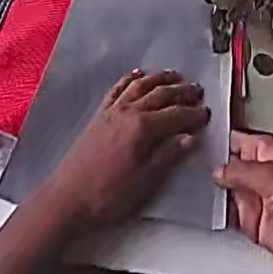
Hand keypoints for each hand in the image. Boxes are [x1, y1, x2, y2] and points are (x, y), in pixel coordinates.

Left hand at [30, 69, 209, 225]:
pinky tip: (137, 74)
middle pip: (161, 95)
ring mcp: (113, 111)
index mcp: (142, 128)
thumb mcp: (144, 182)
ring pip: (141, 86)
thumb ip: (168, 156)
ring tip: (175, 75)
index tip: (206, 113)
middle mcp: (129, 112)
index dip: (193, 114)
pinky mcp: (100, 114)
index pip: (175, 115)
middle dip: (182, 91)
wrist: (66, 199)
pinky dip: (129, 79)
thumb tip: (190, 137)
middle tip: (197, 90)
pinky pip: (118, 89)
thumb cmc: (107, 195)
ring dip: (160, 78)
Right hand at [212, 131, 272, 273]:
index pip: (238, 140)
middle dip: (214, 166)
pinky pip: (232, 215)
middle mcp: (261, 173)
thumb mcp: (271, 177)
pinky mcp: (255, 223)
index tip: (202, 139)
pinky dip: (221, 213)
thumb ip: (241, 172)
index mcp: (267, 153)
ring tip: (198, 186)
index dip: (222, 139)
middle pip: (230, 166)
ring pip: (229, 190)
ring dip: (216, 191)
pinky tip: (211, 209)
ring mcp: (258, 198)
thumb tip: (220, 169)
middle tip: (195, 165)